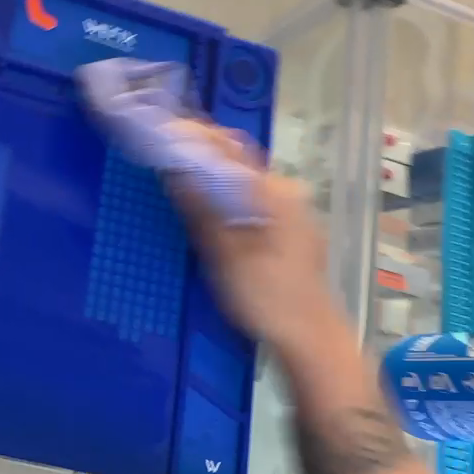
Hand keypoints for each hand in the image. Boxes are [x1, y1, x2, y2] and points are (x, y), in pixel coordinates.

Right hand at [163, 119, 343, 353]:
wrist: (310, 340)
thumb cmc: (268, 298)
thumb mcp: (227, 255)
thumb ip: (202, 209)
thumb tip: (175, 169)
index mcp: (274, 193)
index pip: (230, 149)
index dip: (195, 138)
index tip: (163, 132)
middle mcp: (286, 194)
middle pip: (237, 164)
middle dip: (201, 155)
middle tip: (163, 156)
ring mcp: (291, 213)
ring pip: (243, 184)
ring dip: (212, 179)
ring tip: (176, 179)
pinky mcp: (288, 232)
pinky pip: (250, 202)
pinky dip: (225, 199)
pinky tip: (205, 211)